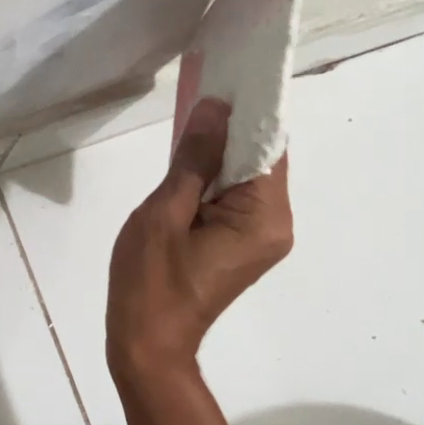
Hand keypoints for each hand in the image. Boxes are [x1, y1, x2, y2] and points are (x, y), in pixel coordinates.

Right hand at [106, 97, 291, 381]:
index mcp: (264, 216)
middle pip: (260, 160)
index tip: (222, 79)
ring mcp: (262, 239)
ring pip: (245, 179)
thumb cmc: (149, 284)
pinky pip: (233, 201)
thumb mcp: (163, 215)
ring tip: (181, 139)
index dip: (246, 111)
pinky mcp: (242, 248)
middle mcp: (276, 224)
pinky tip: (184, 176)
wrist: (146, 345)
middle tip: (192, 105)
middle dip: (228, 133)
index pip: (268, 145)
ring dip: (216, 158)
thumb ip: (192, 160)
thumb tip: (215, 108)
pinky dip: (212, 183)